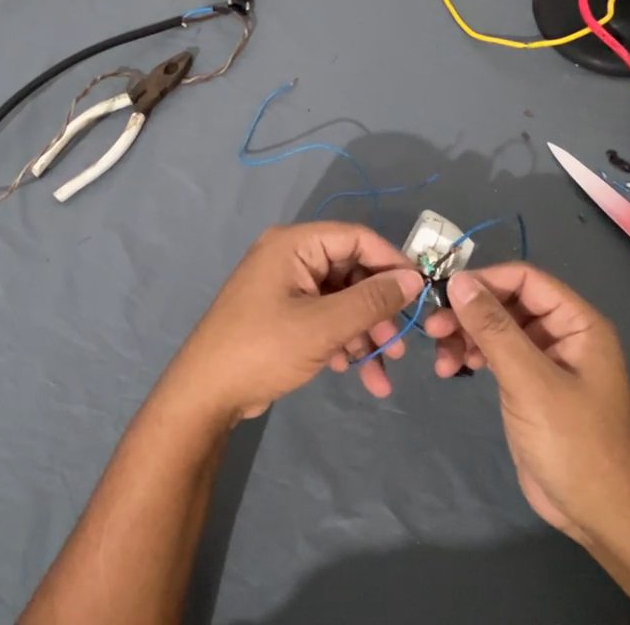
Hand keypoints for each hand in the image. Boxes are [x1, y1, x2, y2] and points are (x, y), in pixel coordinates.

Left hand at [159, 223, 426, 423]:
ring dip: (364, 333)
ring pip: (342, 300)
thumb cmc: (263, 349)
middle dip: (378, 310)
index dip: (392, 263)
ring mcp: (286, 287)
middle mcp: (290, 257)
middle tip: (398, 346)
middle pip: (352, 272)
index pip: (356, 238)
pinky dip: (344, 341)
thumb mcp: (323, 326)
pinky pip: (325, 318)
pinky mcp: (284, 315)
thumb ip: (371, 300)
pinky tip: (356, 372)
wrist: (208, 392)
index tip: (421, 294)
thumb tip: (413, 279)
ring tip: (383, 371)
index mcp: (294, 245)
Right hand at [426, 265, 629, 543]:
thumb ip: (493, 328)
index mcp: (578, 324)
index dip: (485, 280)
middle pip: (507, 301)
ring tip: (441, 359)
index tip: (444, 295)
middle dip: (469, 312)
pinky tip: (452, 370)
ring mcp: (546, 360)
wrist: (598, 512)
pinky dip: (472, 355)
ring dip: (465, 335)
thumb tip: (458, 281)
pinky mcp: (530, 384)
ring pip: (496, 327)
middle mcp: (563, 334)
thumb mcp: (530, 381)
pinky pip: (496, 353)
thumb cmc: (573, 442)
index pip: (526, 279)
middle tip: (433, 329)